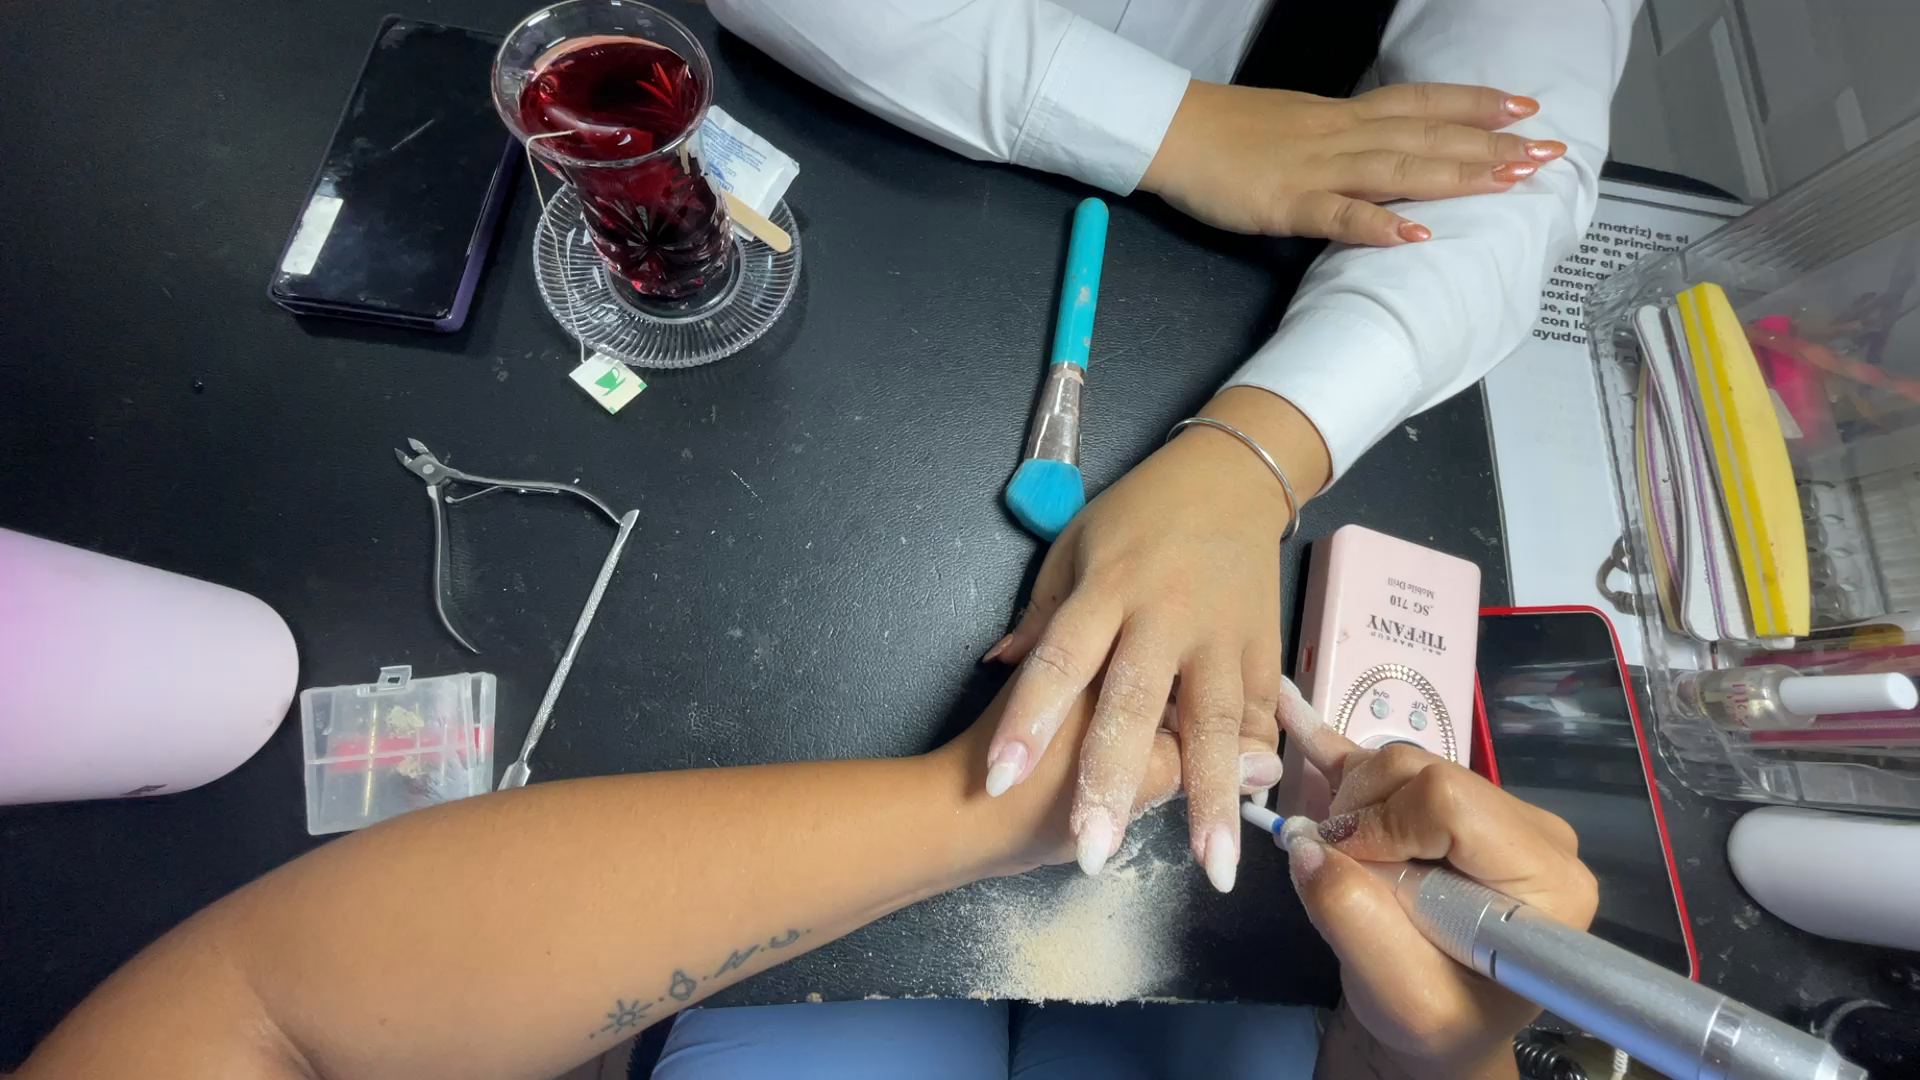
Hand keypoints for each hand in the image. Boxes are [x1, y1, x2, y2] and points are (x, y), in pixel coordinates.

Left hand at [980, 387, 1325, 891]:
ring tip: (1211, 868)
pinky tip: (1252, 812)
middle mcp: (1163, 614)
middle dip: (1112, 781)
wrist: (1229, 478)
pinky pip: (1258, 709)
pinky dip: (1254, 762)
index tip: (999, 780)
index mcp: (1105, 587)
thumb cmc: (1137, 513)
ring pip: (1214, 720)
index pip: (1059, 660)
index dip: (1028, 721)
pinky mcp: (1266, 643)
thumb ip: (1042, 614)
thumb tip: (999, 665)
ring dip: (1211, 797)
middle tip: (1091, 854)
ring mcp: (1222, 631)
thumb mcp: (1075, 547)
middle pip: (1133, 703)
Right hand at [1140, 80, 1563, 245]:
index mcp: (1337, 118)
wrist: (1176, 134)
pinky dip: (1379, 223)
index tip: (1522, 108)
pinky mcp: (1286, 204)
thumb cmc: (1223, 134)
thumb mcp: (1285, 129)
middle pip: (1425, 136)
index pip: (1419, 105)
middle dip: (1489, 143)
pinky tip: (1415, 234)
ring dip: (1457, 175)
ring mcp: (1316, 170)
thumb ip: (1324, 142)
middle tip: (1544, 154)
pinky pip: (1340, 214)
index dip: (1473, 105)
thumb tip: (1350, 159)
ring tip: (1509, 182)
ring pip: (1398, 168)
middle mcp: (1339, 137)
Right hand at [1277, 681, 1598, 1077]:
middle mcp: (1528, 828)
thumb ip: (1354, 918)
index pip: (1448, 800)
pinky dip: (1329, 740)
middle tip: (1338, 862)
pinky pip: (1378, 756)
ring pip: (1393, 761)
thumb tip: (1307, 845)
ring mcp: (1484, 804)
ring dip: (1347, 799)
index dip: (1382, 825)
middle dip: (1358, 811)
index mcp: (1542, 876)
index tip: (1349, 865)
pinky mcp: (1438, 794)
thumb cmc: (1434, 1015)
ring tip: (1337, 847)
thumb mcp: (1398, 994)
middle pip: (1417, 771)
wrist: (1435, 1015)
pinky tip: (1290, 708)